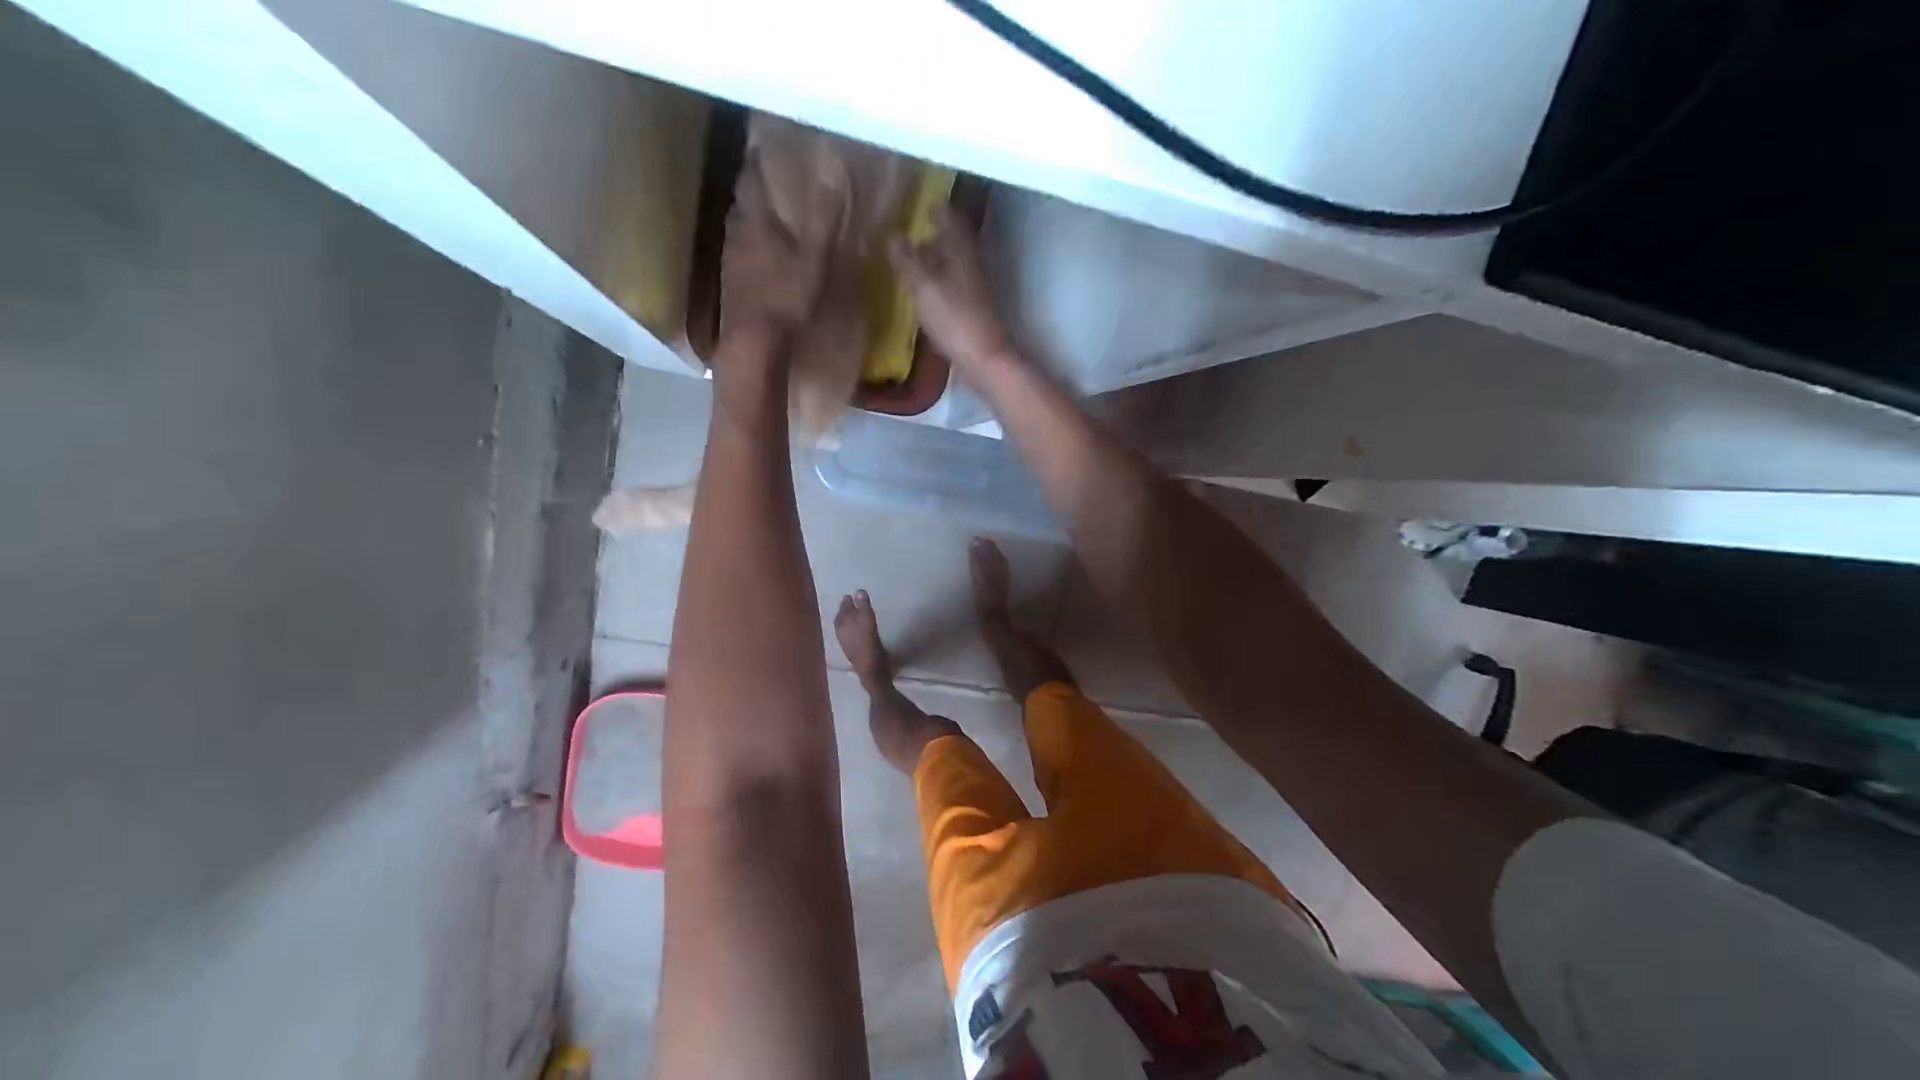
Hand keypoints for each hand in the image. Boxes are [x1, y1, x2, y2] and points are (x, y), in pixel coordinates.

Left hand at [719, 155, 839, 351]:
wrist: (753, 346)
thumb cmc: (787, 300)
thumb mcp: (815, 260)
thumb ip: (824, 219)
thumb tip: (833, 172)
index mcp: (757, 225)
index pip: (752, 182)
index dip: (756, 163)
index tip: (761, 146)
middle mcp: (736, 238)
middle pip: (741, 207)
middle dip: (752, 193)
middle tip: (766, 184)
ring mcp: (728, 265)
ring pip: (737, 233)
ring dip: (748, 224)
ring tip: (764, 221)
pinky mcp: (728, 289)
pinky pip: (737, 259)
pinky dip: (747, 253)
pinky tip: (758, 263)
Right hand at [888, 206, 1014, 369]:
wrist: (983, 359)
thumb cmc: (954, 320)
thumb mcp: (923, 287)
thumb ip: (908, 260)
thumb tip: (894, 235)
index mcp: (962, 250)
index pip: (949, 217)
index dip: (935, 209)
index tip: (918, 204)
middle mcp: (972, 262)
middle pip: (953, 239)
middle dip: (933, 232)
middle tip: (909, 230)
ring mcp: (974, 286)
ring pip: (953, 262)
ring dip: (934, 258)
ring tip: (910, 259)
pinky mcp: (972, 307)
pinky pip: (952, 283)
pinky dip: (937, 279)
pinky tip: (923, 290)